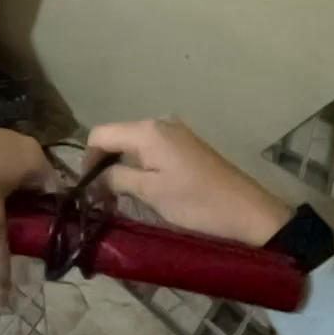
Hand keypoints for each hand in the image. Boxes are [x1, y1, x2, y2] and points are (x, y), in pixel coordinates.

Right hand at [86, 118, 290, 245]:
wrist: (248, 212)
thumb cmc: (196, 202)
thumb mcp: (151, 193)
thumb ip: (117, 179)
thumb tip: (94, 179)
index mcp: (147, 131)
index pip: (100, 134)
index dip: (87, 159)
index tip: (86, 188)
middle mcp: (158, 123)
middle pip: (116, 136)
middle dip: (103, 163)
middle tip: (100, 196)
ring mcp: (175, 131)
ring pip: (133, 144)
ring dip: (122, 166)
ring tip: (119, 195)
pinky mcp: (186, 144)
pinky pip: (151, 148)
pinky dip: (140, 165)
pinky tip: (142, 186)